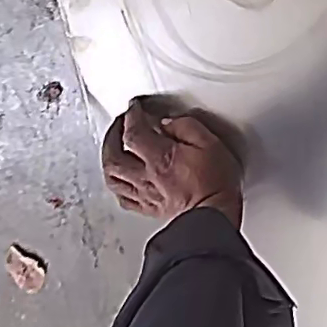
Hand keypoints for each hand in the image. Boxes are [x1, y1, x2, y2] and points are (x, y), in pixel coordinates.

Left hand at [103, 99, 244, 225]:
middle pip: (113, 156)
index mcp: (161, 158)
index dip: (131, 116)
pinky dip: (119, 183)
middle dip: (113, 136)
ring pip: (113, 177)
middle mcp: (147, 177)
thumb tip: (168, 123)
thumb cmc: (216, 183)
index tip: (135, 108)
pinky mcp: (150, 209)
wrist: (216, 218)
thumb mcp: (210, 142)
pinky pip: (123, 197)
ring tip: (115, 147)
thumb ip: (187, 127)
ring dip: (110, 159)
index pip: (133, 132)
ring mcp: (146, 194)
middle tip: (120, 124)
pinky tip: (123, 178)